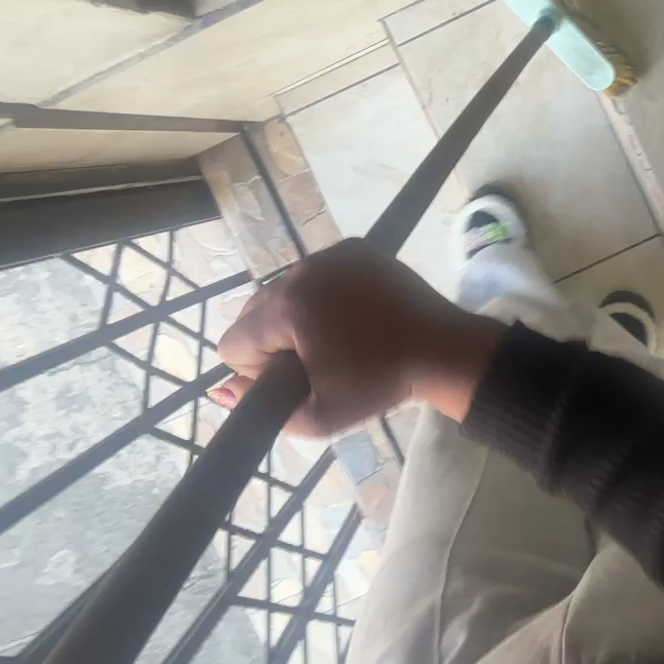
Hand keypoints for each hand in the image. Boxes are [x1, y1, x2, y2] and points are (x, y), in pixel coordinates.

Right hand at [211, 239, 505, 436]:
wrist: (440, 348)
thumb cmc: (380, 383)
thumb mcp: (319, 416)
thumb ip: (262, 407)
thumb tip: (223, 391)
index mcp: (288, 306)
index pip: (234, 342)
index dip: (257, 370)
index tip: (297, 377)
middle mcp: (302, 269)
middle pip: (255, 311)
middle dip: (274, 339)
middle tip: (318, 359)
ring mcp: (330, 253)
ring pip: (285, 290)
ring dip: (297, 314)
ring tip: (337, 336)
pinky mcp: (355, 247)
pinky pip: (317, 272)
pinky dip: (324, 292)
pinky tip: (352, 312)